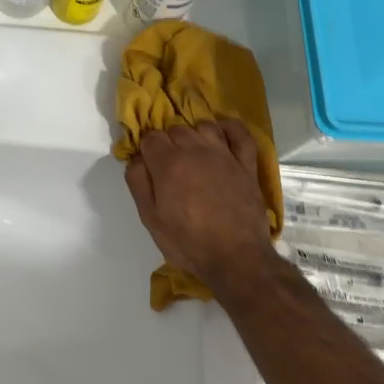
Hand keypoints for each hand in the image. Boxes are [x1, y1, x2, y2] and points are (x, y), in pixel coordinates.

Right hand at [124, 121, 278, 285]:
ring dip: (194, 134)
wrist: (236, 258)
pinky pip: (241, 134)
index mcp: (169, 164)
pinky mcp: (247, 165)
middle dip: (168, 142)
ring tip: (192, 154)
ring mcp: (225, 156)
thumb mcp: (150, 218)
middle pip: (176, 129)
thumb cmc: (187, 242)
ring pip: (205, 126)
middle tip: (168, 167)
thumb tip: (137, 159)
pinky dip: (230, 128)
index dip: (146, 149)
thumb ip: (138, 183)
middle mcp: (196, 152)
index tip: (148, 166)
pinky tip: (222, 133)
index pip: (150, 137)